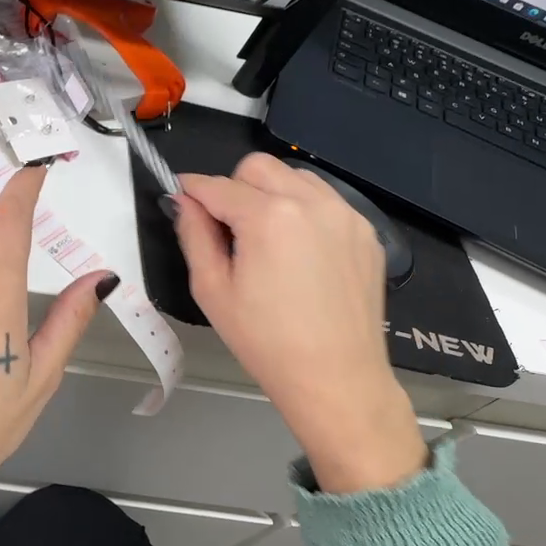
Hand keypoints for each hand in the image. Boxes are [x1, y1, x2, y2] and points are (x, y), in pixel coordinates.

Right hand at [169, 154, 426, 493]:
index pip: (217, 184)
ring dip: (271, 193)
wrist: (336, 378)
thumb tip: (184, 202)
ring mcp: (346, 216)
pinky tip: (297, 253)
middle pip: (258, 167)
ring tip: (264, 239)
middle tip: (225, 227)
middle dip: (234, 186)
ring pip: (296, 177)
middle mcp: (312, 203)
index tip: (180, 197)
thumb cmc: (265, 340)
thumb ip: (194, 234)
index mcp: (269, 216)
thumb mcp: (212, 289)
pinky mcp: (366, 233)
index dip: (191, 189)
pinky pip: (326, 202)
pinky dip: (303, 212)